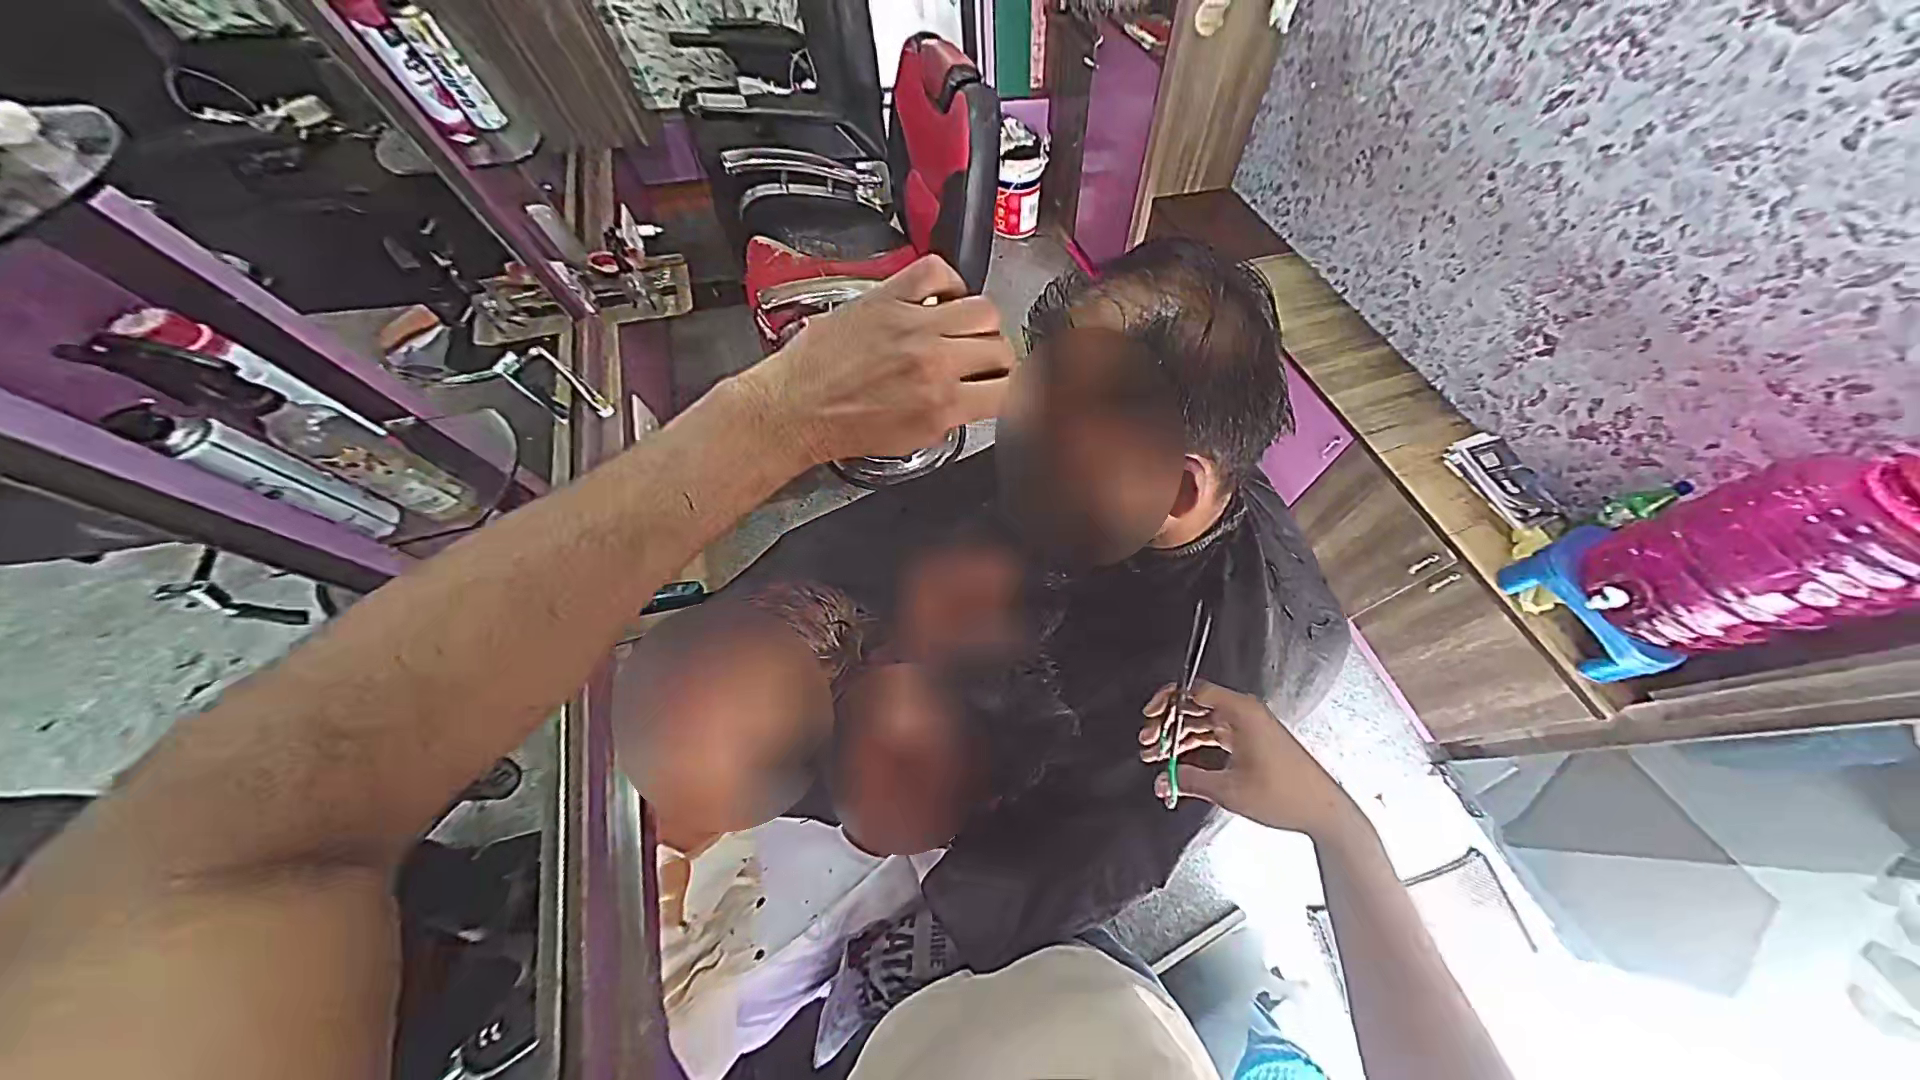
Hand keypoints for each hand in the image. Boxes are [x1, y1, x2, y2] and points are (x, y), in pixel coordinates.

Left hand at [734, 255, 1013, 464]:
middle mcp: (934, 362)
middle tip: (981, 364)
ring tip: (961, 334)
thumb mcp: (914, 437)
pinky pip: (938, 272)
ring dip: (980, 324)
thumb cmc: (844, 426)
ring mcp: (912, 325)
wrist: (797, 409)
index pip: (1011, 388)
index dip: (1015, 389)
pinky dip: (947, 283)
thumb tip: (980, 397)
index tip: (1007, 386)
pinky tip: (939, 302)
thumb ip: (956, 416)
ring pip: (983, 309)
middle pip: (1001, 347)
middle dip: (997, 360)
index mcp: (943, 404)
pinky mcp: (887, 297)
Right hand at [1139, 679, 1360, 836]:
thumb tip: (1164, 779)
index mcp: (1241, 712)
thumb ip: (1189, 780)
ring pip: (1202, 723)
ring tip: (1157, 755)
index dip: (1167, 702)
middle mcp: (1244, 714)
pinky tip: (1179, 762)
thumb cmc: (1288, 795)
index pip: (1194, 691)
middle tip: (1149, 742)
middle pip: (1194, 707)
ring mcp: (1248, 728)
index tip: (1151, 717)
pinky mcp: (1251, 742)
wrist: (1325, 813)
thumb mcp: (1229, 789)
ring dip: (1178, 738)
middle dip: (1167, 724)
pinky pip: (1214, 736)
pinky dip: (1195, 747)